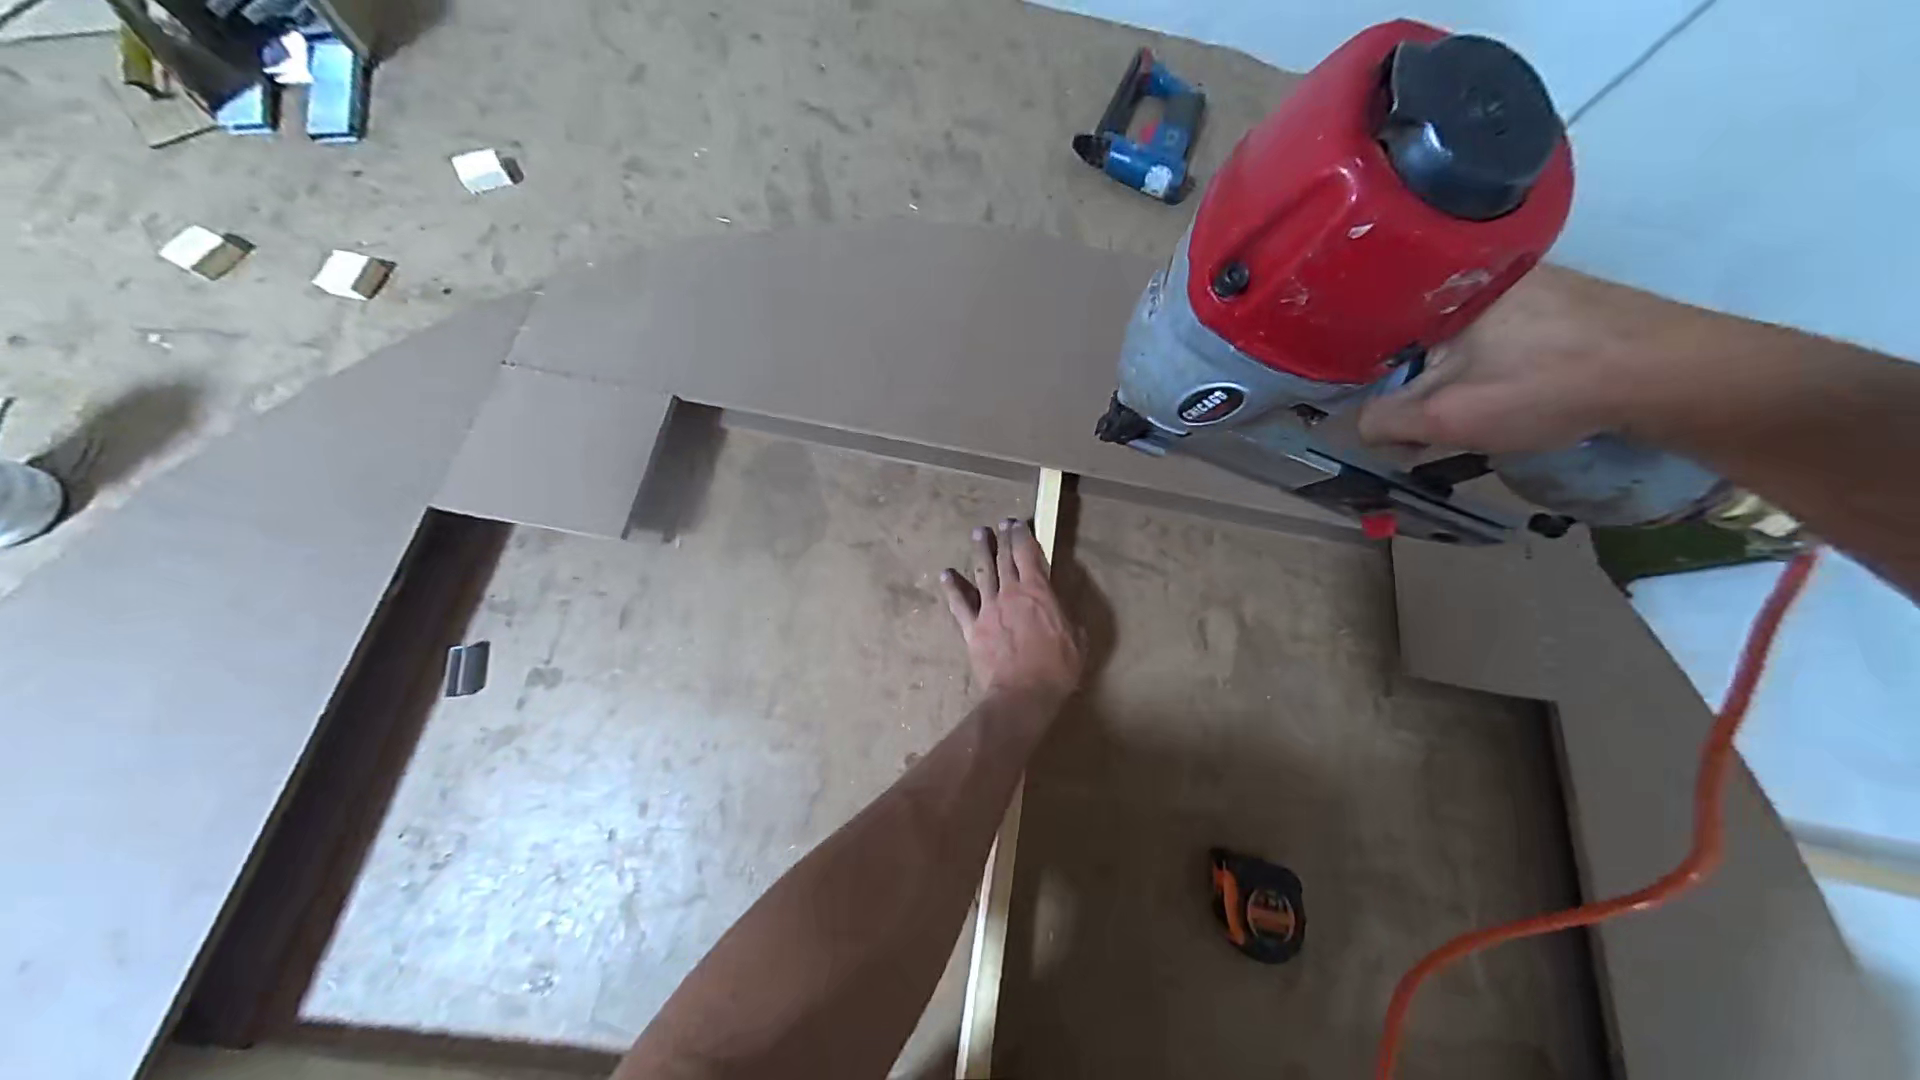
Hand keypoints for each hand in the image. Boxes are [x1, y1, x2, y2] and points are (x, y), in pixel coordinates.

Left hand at [939, 519, 1082, 706]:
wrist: (1023, 693)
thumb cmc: (1057, 667)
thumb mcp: (1077, 640)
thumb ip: (1069, 620)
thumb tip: (1064, 614)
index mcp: (1037, 592)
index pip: (1028, 553)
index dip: (1022, 535)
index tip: (1018, 523)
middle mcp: (1010, 594)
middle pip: (1004, 559)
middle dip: (1003, 538)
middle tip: (1000, 524)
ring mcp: (988, 609)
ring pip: (982, 573)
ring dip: (980, 551)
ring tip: (978, 534)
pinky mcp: (973, 628)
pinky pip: (960, 605)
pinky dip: (952, 588)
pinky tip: (946, 575)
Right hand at [1359, 264, 1693, 453]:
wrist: (1675, 374)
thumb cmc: (1546, 387)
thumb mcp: (1444, 417)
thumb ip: (1382, 422)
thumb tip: (1361, 425)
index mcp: (1442, 286)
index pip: (1370, 326)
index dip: (1357, 369)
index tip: (1363, 402)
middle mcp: (1478, 272)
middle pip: (1411, 333)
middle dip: (1405, 379)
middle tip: (1419, 418)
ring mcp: (1522, 281)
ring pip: (1450, 334)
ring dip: (1444, 373)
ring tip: (1464, 407)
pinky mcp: (1555, 297)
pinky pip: (1489, 332)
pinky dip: (1480, 363)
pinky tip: (1502, 387)